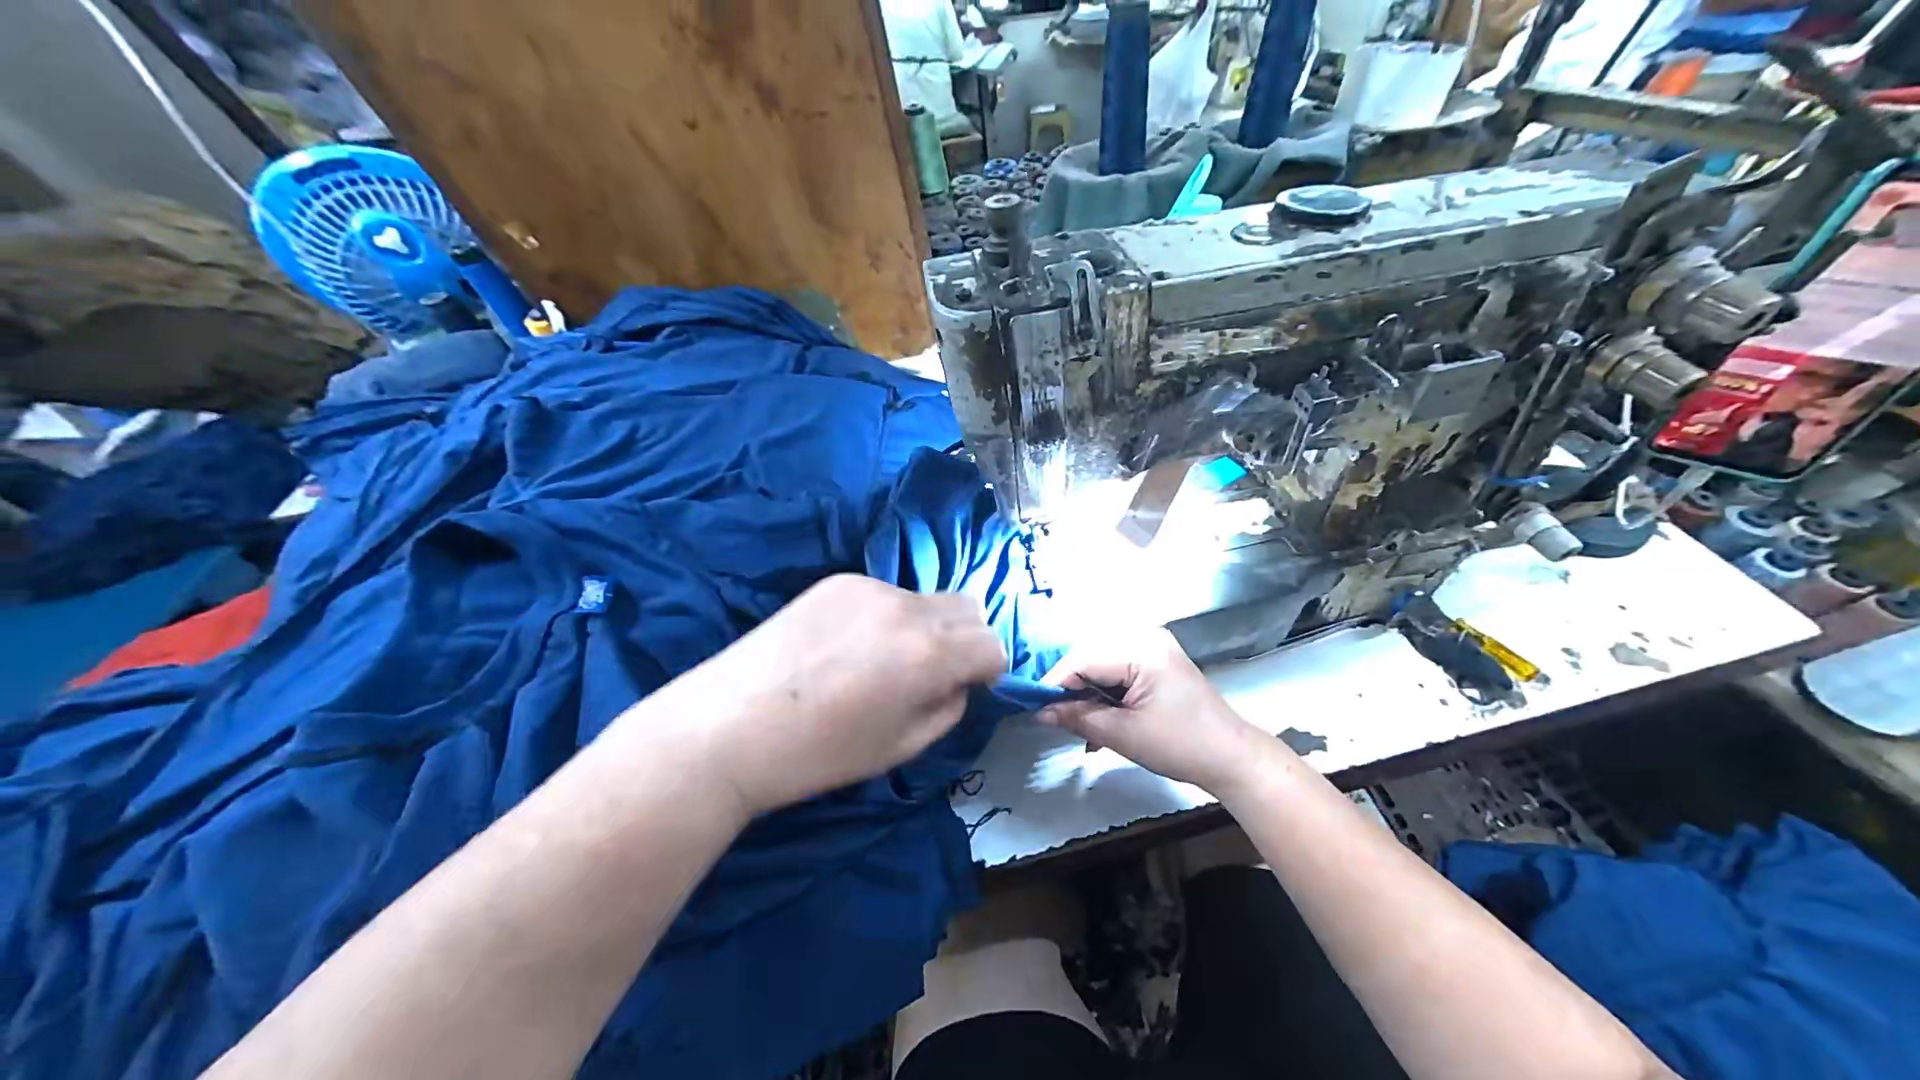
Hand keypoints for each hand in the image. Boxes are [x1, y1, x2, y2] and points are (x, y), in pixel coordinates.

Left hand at [637, 575, 1008, 817]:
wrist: (727, 727)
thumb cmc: (818, 754)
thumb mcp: (901, 747)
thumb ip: (947, 707)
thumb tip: (958, 681)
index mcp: (929, 654)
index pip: (993, 644)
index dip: (988, 670)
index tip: (965, 687)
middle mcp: (907, 607)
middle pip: (969, 608)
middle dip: (965, 640)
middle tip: (932, 674)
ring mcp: (869, 587)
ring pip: (926, 600)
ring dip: (925, 626)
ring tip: (882, 661)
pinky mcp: (836, 580)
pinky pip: (885, 594)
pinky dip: (886, 616)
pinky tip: (847, 646)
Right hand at [1037, 627, 1278, 792]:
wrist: (1231, 757)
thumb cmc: (1180, 745)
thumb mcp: (1122, 734)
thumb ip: (1078, 718)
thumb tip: (1039, 712)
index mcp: (1141, 649)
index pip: (1082, 659)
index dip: (1055, 683)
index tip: (1035, 707)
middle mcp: (1146, 636)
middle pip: (1090, 656)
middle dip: (1070, 687)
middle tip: (1055, 717)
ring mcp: (1153, 646)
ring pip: (1101, 662)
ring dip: (1086, 691)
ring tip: (1077, 722)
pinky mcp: (1156, 659)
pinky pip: (1117, 668)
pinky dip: (1104, 691)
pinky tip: (1099, 717)